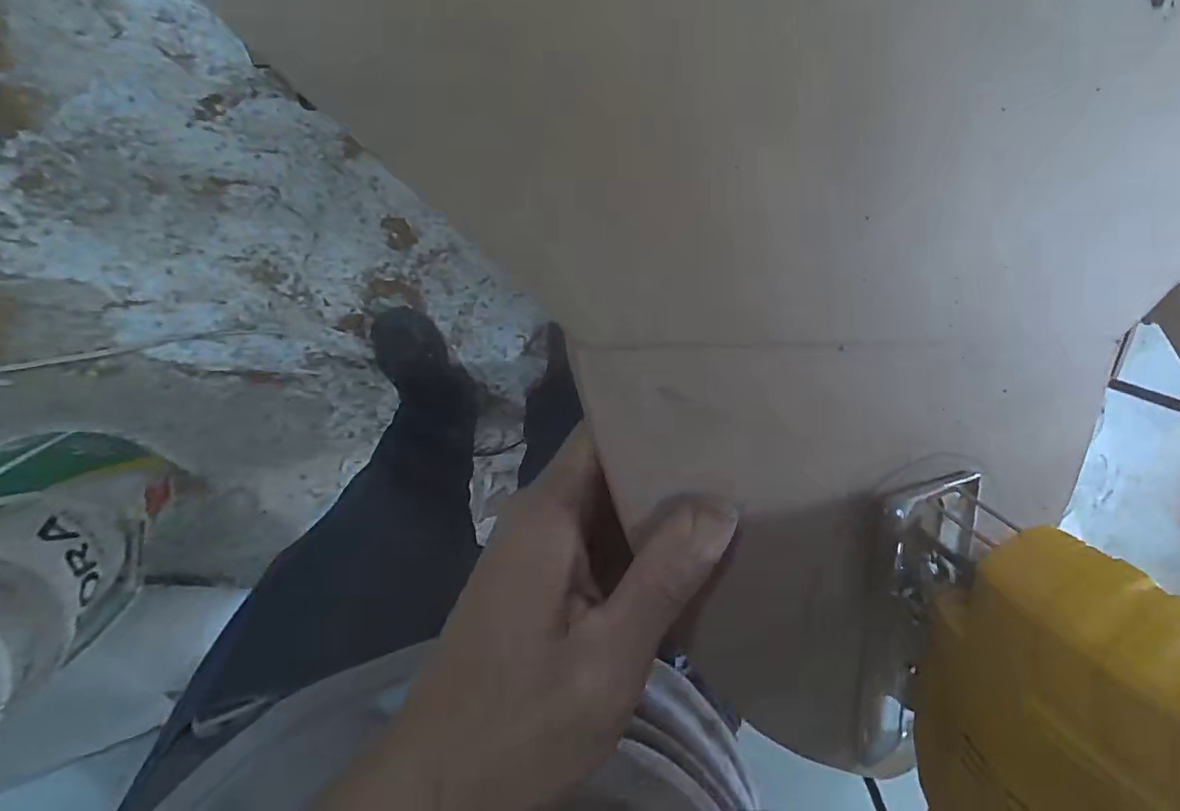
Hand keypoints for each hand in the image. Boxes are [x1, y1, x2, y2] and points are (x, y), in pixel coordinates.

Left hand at [317, 423, 737, 810]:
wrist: (431, 803)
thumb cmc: (514, 729)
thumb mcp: (603, 661)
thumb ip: (662, 578)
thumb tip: (723, 504)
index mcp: (548, 514)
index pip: (605, 429)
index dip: (659, 413)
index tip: (718, 408)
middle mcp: (545, 518)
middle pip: (618, 462)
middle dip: (679, 457)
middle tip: (747, 453)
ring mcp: (547, 552)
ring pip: (618, 503)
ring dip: (671, 502)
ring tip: (739, 488)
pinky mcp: (553, 584)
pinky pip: (612, 541)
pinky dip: (654, 541)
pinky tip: (700, 549)